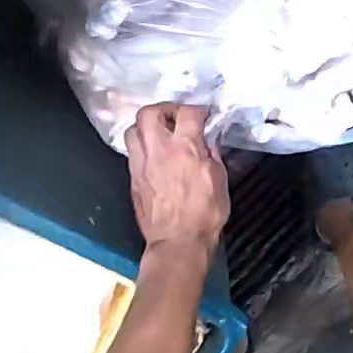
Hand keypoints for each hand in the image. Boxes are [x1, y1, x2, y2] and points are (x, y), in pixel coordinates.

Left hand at [125, 104, 228, 253]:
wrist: (178, 242)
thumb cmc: (205, 212)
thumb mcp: (220, 178)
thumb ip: (212, 155)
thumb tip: (207, 144)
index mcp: (185, 148)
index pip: (188, 112)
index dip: (197, 110)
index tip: (203, 117)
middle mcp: (159, 151)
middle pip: (149, 113)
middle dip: (164, 109)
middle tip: (176, 117)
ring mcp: (141, 164)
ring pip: (133, 130)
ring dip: (147, 127)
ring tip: (162, 134)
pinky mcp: (133, 178)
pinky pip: (132, 151)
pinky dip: (143, 146)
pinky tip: (156, 155)